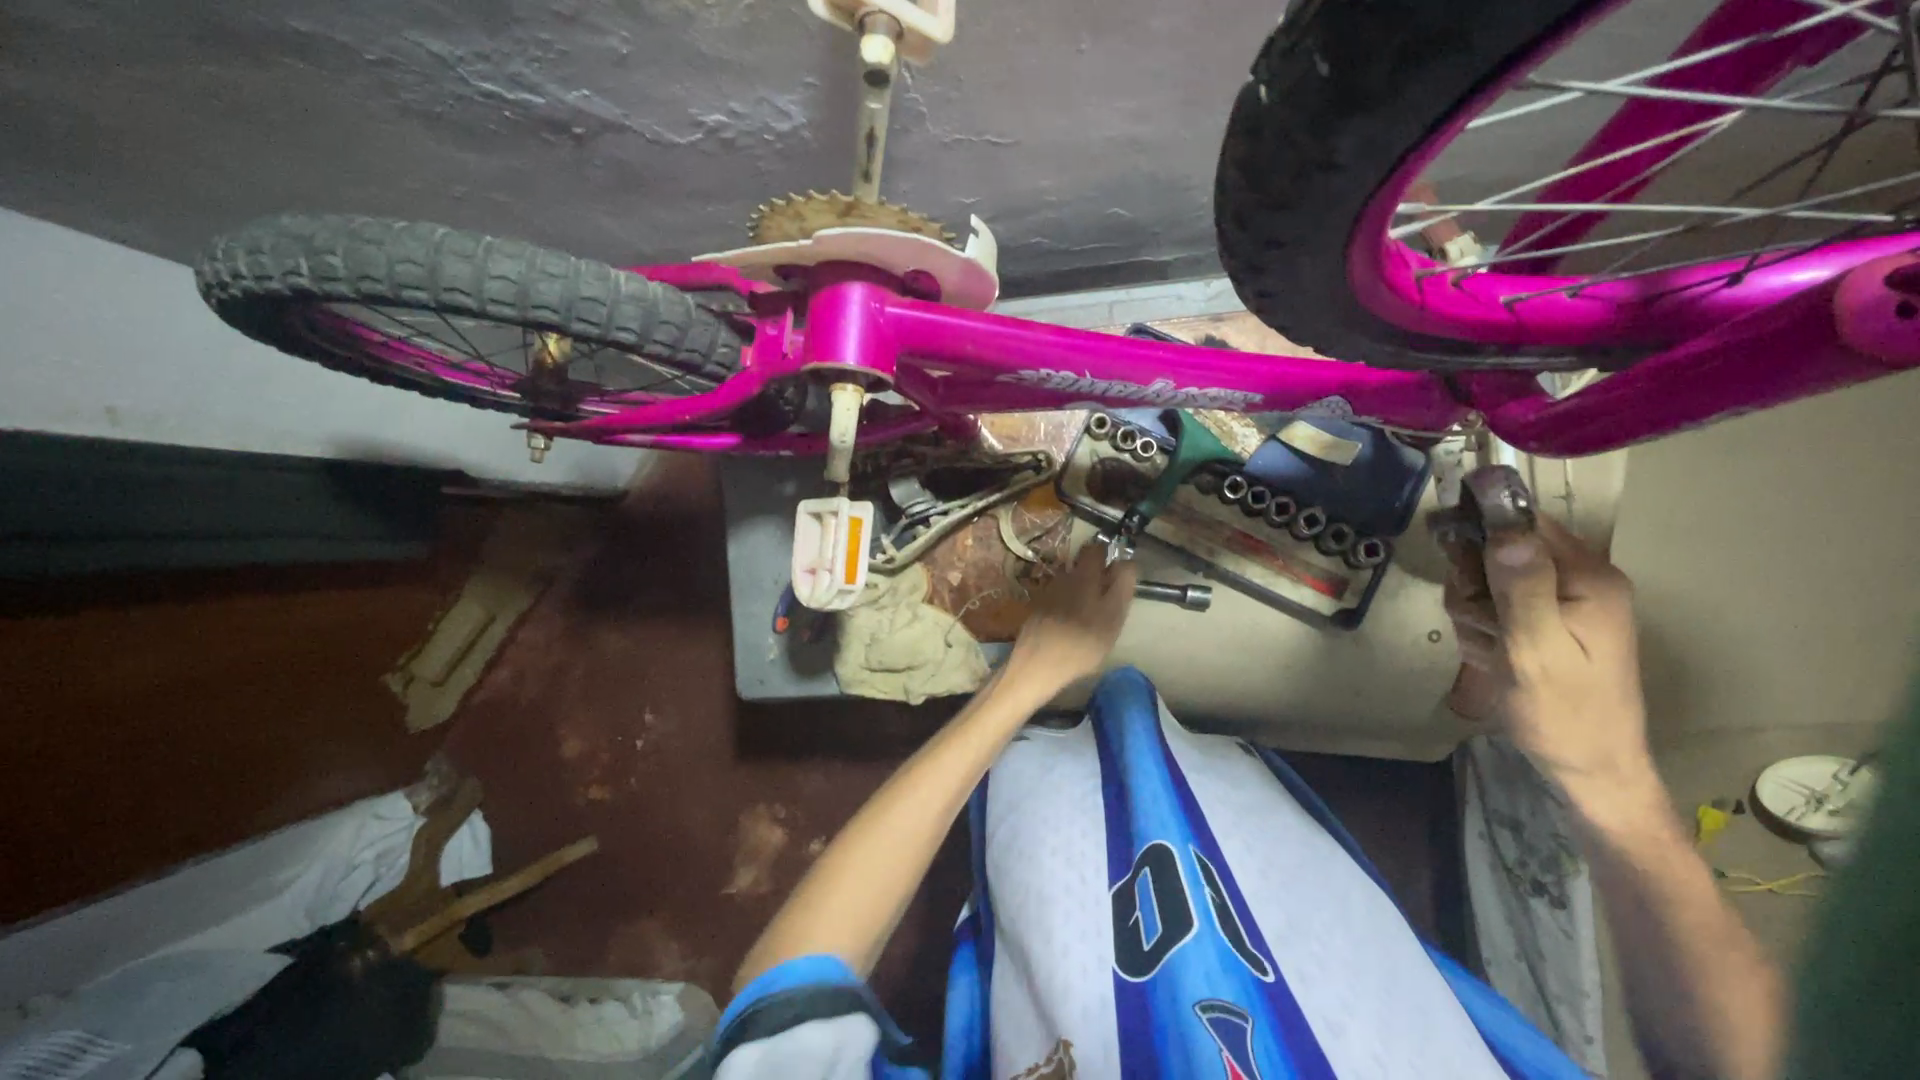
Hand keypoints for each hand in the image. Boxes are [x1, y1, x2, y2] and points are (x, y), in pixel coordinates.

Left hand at [1007, 545, 1137, 694]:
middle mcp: (1063, 576)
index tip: (1118, 572)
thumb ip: (1122, 585)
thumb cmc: (1083, 640)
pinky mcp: (1038, 608)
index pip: (1097, 549)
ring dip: (1082, 589)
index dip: (1109, 556)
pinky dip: (1068, 604)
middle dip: (1096, 573)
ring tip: (1090, 614)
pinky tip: (1072, 623)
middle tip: (1108, 596)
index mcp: (1084, 574)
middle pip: (1083, 565)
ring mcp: (1048, 591)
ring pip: (1071, 581)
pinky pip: (1060, 597)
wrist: (1039, 663)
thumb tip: (1127, 562)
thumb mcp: (1114, 614)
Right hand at [1443, 516, 1655, 805]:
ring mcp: (1564, 605)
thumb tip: (1507, 531)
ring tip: (1491, 651)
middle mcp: (1581, 581)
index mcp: (1588, 578)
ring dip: (1475, 614)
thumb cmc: (1565, 713)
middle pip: (1499, 551)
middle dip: (1474, 587)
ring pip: (1488, 583)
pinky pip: (1495, 609)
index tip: (1455, 562)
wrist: (1590, 769)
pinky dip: (1483, 631)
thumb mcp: (1536, 651)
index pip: (1524, 523)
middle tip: (1481, 626)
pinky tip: (1493, 658)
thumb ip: (1523, 589)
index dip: (1482, 532)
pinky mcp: (1548, 626)